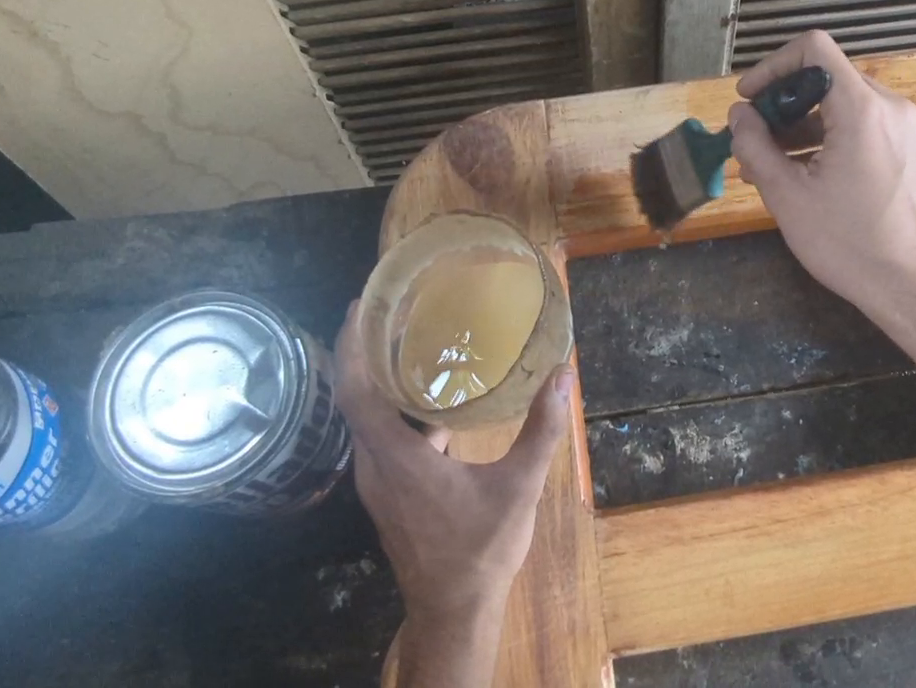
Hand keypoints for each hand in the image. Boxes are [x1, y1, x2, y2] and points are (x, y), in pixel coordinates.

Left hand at [332, 301, 572, 625]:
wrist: (454, 611)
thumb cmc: (481, 549)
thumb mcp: (519, 487)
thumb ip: (542, 430)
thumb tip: (563, 374)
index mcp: (398, 459)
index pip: (356, 392)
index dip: (352, 345)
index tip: (361, 304)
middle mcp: (375, 466)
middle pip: (354, 397)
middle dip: (363, 349)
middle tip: (391, 308)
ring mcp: (377, 482)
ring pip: (365, 417)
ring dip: (377, 377)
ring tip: (408, 340)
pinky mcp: (388, 491)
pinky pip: (380, 434)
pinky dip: (393, 405)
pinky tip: (431, 398)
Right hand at [730, 30, 915, 327]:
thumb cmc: (850, 244)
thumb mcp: (788, 196)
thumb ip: (756, 147)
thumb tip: (739, 116)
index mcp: (862, 108)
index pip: (813, 49)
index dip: (772, 66)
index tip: (748, 100)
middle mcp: (888, 107)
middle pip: (824, 78)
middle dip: (780, 105)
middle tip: (750, 142)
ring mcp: (901, 128)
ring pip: (839, 105)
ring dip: (798, 127)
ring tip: (766, 167)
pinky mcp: (905, 149)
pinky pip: (856, 127)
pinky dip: (824, 140)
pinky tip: (799, 176)